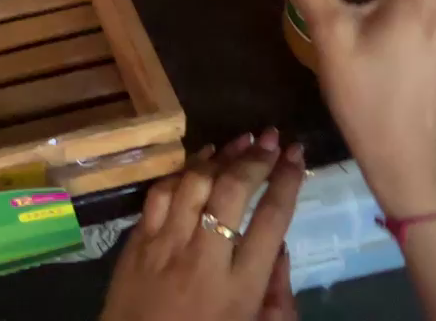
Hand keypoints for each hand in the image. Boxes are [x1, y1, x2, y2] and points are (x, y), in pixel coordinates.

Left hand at [100, 130, 305, 320]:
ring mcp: (167, 243)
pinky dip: (184, 169)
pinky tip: (202, 157)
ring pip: (196, 182)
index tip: (296, 154)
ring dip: (222, 155)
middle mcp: (204, 257)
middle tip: (272, 136)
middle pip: (233, 192)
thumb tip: (283, 248)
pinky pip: (162, 191)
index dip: (286, 183)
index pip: (271, 222)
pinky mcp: (139, 238)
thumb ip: (276, 298)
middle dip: (256, 159)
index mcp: (240, 288)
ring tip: (244, 139)